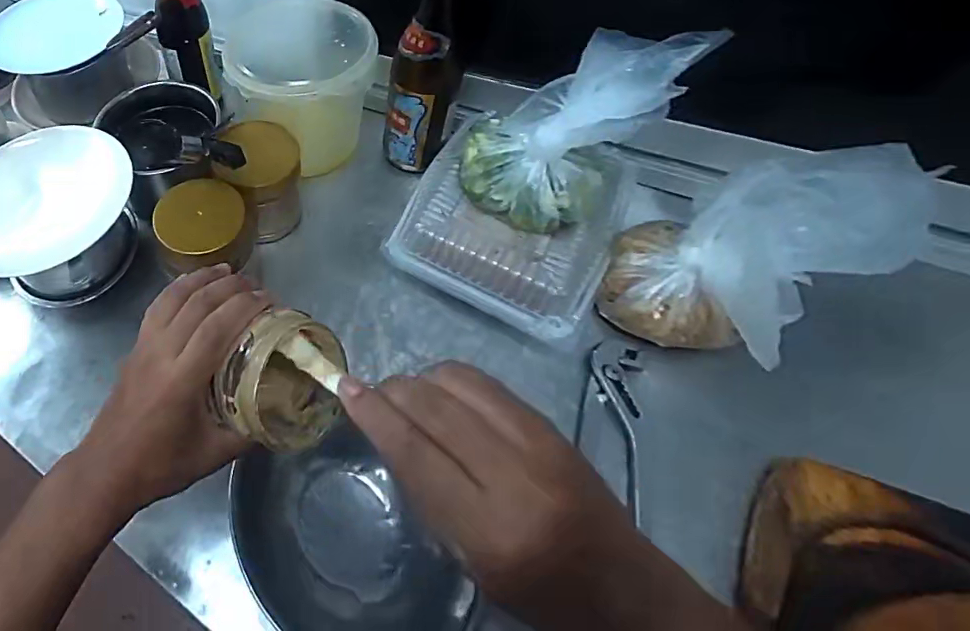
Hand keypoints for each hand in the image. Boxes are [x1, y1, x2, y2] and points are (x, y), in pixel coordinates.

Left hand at [66, 264, 271, 515]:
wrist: (106, 469)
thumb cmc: (159, 465)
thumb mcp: (211, 455)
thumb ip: (247, 432)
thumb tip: (277, 410)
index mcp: (182, 379)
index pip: (217, 327)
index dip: (245, 307)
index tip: (270, 301)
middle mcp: (161, 352)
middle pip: (197, 304)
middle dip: (230, 287)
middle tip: (257, 285)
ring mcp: (144, 345)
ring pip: (174, 297)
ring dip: (202, 278)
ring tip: (228, 271)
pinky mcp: (135, 345)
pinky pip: (158, 305)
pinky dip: (178, 288)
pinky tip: (192, 285)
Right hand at [340, 363, 736, 630]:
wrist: (624, 585)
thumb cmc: (540, 591)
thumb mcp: (475, 562)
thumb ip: (432, 497)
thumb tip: (391, 433)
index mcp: (491, 530)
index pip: (416, 453)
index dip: (375, 414)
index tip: (345, 389)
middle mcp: (513, 476)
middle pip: (432, 407)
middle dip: (392, 390)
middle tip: (371, 392)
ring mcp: (536, 442)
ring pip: (456, 382)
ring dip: (420, 379)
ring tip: (406, 394)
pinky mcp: (548, 422)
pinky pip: (485, 382)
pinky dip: (451, 378)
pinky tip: (442, 391)